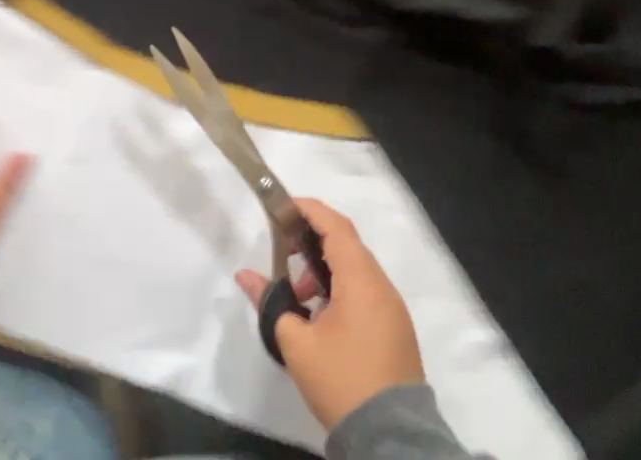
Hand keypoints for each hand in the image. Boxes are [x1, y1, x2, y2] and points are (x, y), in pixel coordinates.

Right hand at [236, 198, 424, 429]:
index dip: (310, 210)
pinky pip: (365, 291)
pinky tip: (319, 314)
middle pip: (347, 245)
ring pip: (356, 270)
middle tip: (282, 249)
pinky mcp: (394, 329)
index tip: (282, 206)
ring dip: (324, 268)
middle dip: (312, 240)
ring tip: (298, 294)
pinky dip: (339, 288)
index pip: (337, 228)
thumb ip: (271, 302)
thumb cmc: (342, 380)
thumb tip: (246, 276)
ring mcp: (392, 309)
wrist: (391, 436)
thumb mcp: (296, 342)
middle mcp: (382, 288)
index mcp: (361, 282)